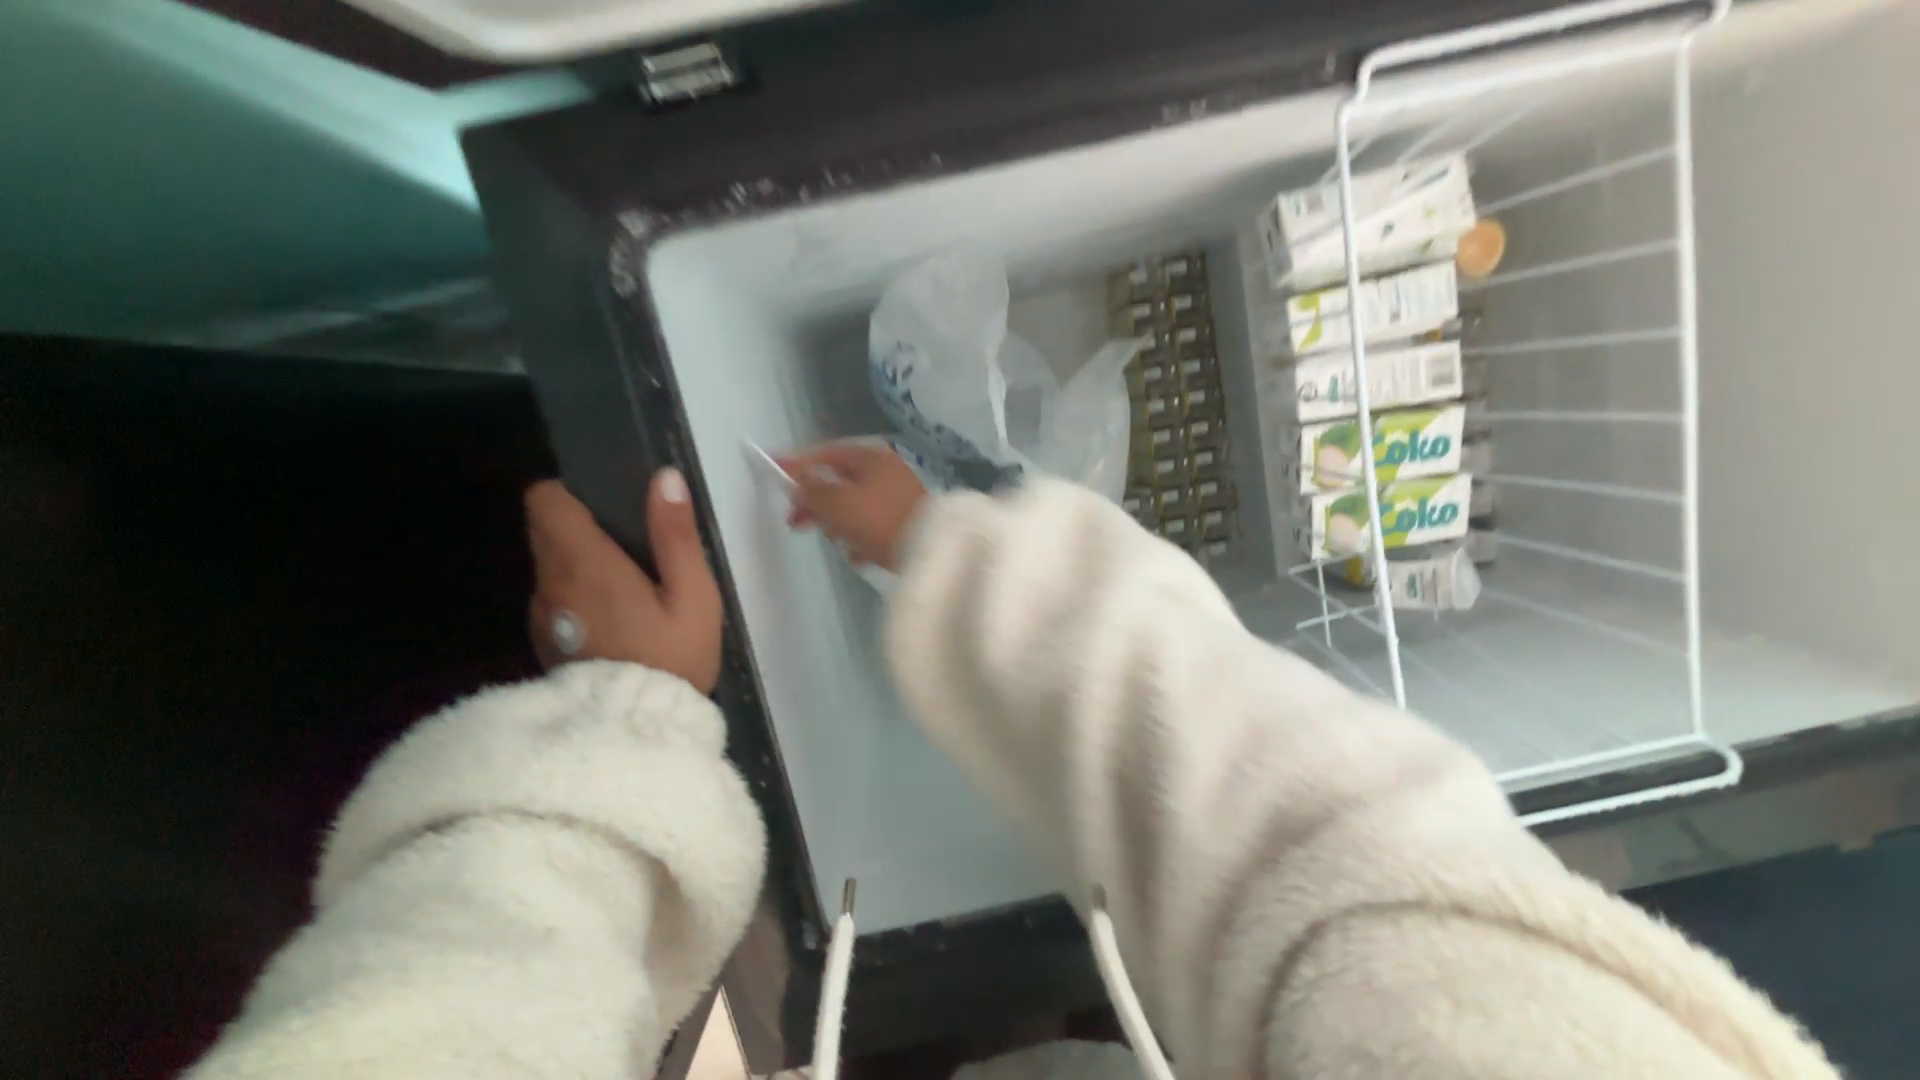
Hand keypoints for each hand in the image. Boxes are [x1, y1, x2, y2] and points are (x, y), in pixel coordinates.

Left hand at [525, 470, 722, 693]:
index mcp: (584, 562)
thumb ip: (675, 535)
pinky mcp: (544, 641)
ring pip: (549, 565)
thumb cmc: (671, 658)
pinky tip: (613, 618)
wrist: (633, 733)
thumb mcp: (693, 596)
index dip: (572, 495)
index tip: (608, 507)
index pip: (546, 501)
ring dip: (578, 563)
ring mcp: (541, 614)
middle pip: (545, 530)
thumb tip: (665, 477)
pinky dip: (575, 594)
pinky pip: (554, 597)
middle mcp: (550, 582)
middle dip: (579, 527)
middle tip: (630, 547)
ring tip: (627, 585)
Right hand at [779, 441, 929, 570]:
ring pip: (854, 506)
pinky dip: (861, 539)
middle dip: (816, 503)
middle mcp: (886, 470)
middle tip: (796, 522)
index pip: (826, 453)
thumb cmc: (879, 520)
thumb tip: (797, 482)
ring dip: (839, 524)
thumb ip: (812, 491)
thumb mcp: (838, 504)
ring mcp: (899, 496)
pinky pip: (873, 527)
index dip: (798, 463)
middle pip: (839, 482)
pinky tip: (858, 556)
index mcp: (871, 457)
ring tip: (837, 541)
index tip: (774, 469)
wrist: (931, 551)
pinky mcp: (907, 523)